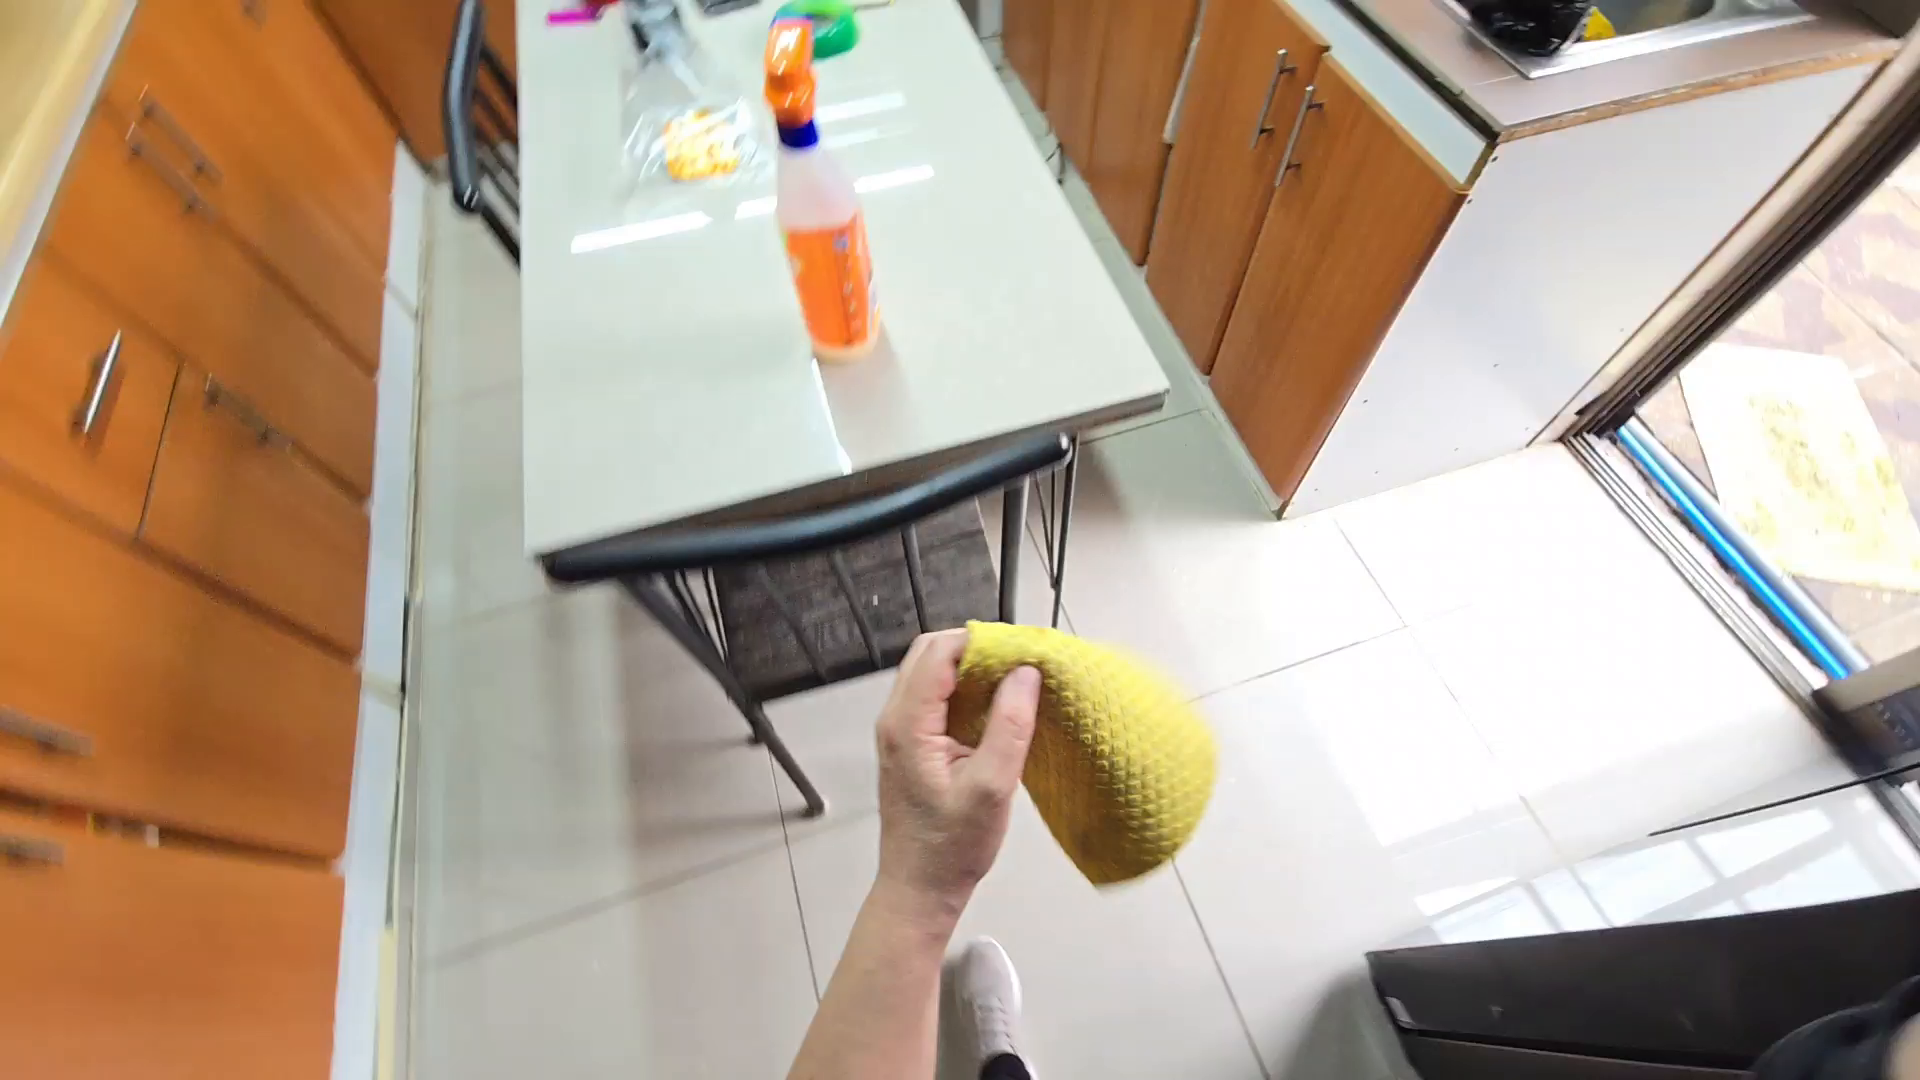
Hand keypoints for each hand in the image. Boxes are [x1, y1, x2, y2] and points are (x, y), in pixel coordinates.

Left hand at [873, 628, 1039, 923]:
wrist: (920, 889)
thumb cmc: (953, 846)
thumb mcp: (992, 787)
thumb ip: (1009, 725)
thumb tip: (1027, 672)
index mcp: (908, 723)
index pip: (938, 652)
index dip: (981, 641)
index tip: (1022, 650)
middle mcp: (895, 716)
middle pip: (929, 653)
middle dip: (975, 648)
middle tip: (1019, 662)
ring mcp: (899, 728)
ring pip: (931, 671)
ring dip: (970, 666)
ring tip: (1013, 678)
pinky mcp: (910, 740)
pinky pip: (935, 694)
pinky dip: (964, 687)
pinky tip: (995, 703)